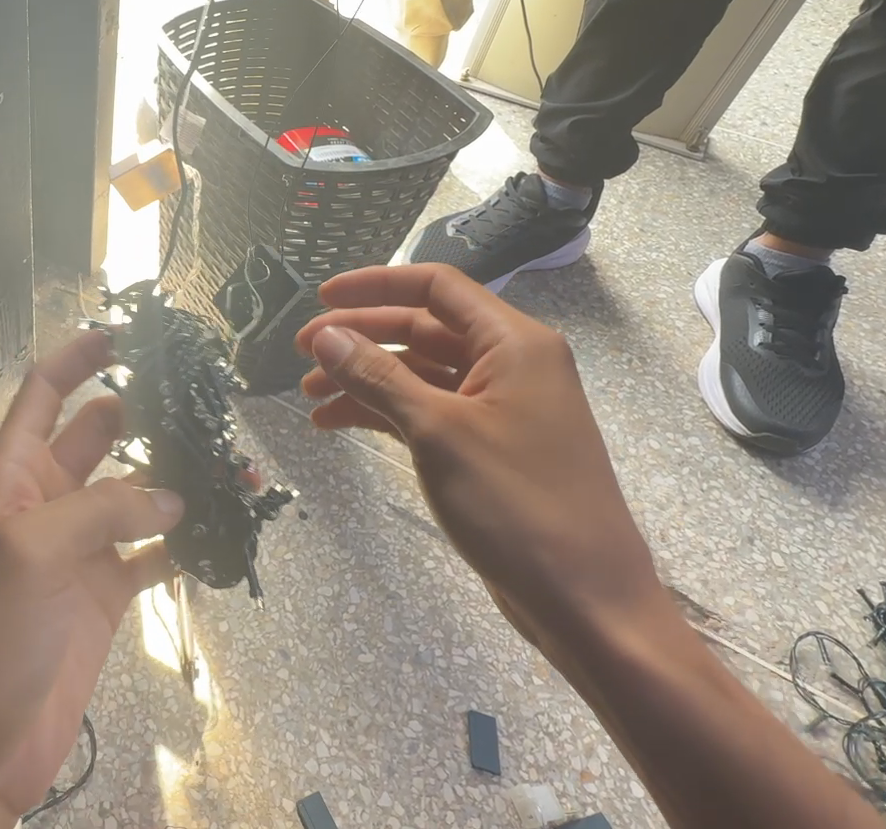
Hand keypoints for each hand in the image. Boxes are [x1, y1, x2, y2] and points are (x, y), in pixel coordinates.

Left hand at [0, 331, 182, 828]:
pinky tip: (218, 531)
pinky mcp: (106, 593)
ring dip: (175, 478)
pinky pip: (151, 551)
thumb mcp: (31, 554)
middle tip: (197, 400)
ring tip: (227, 464)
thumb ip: (102, 511)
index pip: (41, 394)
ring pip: (134, 493)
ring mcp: (79, 547)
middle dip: (141, 413)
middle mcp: (46, 501)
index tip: (123, 333)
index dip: (76, 358)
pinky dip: (182, 541)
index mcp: (12, 476)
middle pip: (98, 436)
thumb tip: (174, 498)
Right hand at [294, 264, 670, 657]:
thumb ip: (377, 376)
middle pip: (421, 329)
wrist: (583, 600)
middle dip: (359, 337)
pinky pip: (424, 410)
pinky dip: (381, 412)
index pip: (436, 288)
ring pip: (417, 373)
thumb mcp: (437, 431)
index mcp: (513, 344)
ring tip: (308, 395)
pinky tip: (336, 424)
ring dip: (363, 379)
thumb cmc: (516, 504)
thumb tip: (325, 335)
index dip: (374, 285)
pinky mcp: (485, 446)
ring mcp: (497, 408)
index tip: (320, 299)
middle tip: (302, 352)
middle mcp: (508, 365)